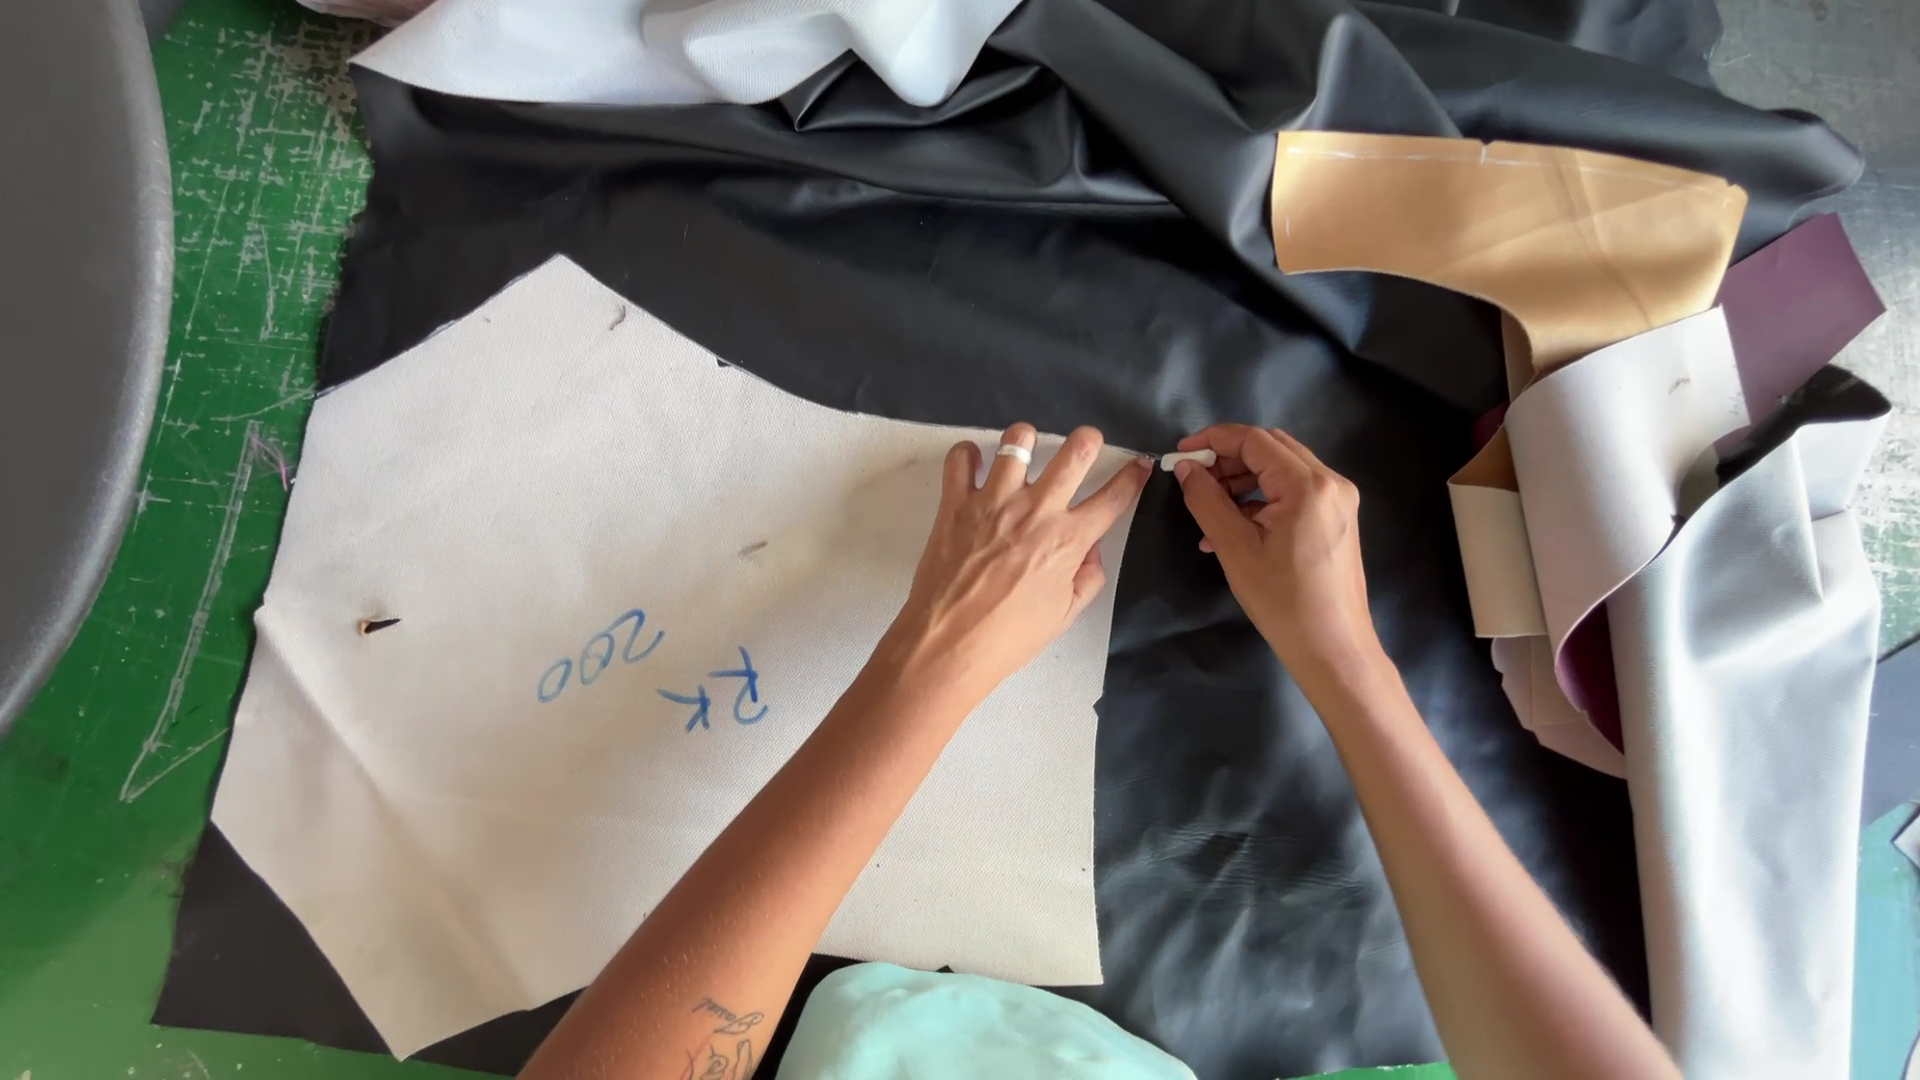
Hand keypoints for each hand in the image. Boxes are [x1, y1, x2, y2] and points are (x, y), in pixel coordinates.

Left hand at [879, 423, 1150, 701]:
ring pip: (1017, 440)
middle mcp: (1036, 510)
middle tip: (1086, 442)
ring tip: (1023, 449)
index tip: (1139, 464)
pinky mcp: (955, 502)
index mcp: (1068, 539)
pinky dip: (967, 454)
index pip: (1114, 497)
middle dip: (1089, 439)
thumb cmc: (1010, 636)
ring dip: (1025, 438)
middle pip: (1075, 452)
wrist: (950, 643)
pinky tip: (973, 464)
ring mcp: (994, 501)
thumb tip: (1091, 548)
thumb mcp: (1065, 615)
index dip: (1133, 477)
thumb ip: (1087, 577)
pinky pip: (961, 459)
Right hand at [1172, 424, 1380, 683]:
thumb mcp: (1234, 547)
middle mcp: (1330, 482)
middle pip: (1271, 449)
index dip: (1213, 440)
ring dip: (1241, 480)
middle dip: (1227, 458)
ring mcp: (1337, 501)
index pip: (1254, 440)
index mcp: (1307, 485)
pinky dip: (1260, 500)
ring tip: (1209, 508)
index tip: (1181, 453)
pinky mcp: (1336, 519)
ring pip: (1281, 470)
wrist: (1331, 646)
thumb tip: (1187, 468)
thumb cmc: (1281, 599)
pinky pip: (1292, 493)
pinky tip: (1232, 528)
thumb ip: (1207, 500)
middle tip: (1194, 479)